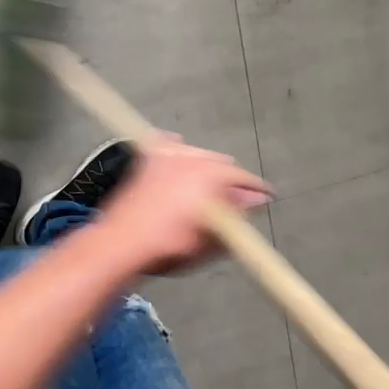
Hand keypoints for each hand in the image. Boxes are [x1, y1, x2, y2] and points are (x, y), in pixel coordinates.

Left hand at [94, 134, 271, 273]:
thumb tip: (255, 201)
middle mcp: (192, 158)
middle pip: (221, 164)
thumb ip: (237, 216)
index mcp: (211, 177)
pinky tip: (178, 150)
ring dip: (205, 166)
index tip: (265, 195)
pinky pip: (167, 142)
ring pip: (197, 153)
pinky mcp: (148, 158)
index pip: (243, 179)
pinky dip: (175, 146)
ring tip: (207, 184)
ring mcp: (168, 155)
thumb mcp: (210, 239)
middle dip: (229, 179)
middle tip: (233, 197)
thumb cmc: (168, 246)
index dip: (256, 189)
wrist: (122, 242)